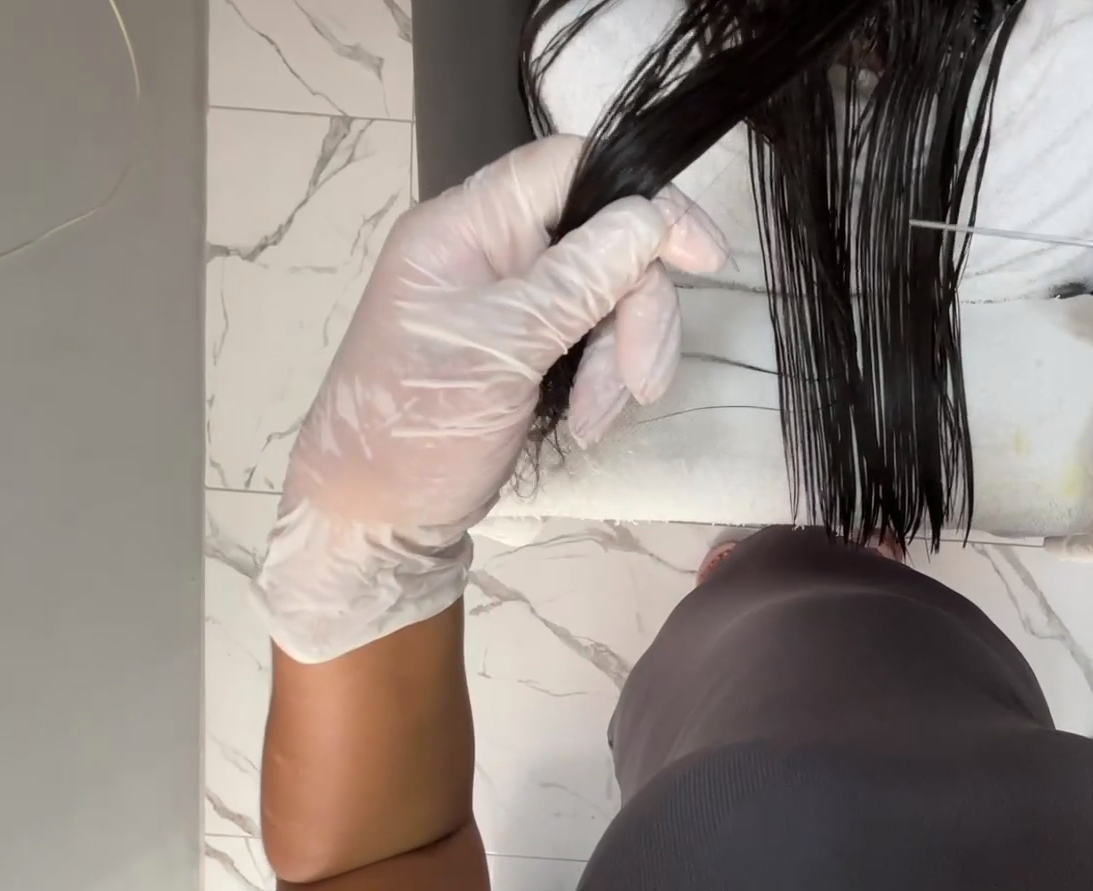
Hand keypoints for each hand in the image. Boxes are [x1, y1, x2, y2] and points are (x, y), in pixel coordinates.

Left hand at [255, 135, 727, 662]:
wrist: (388, 518)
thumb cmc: (418, 428)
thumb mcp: (498, 349)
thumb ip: (576, 280)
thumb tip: (651, 218)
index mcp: (471, 229)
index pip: (571, 169)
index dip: (646, 200)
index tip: (704, 257)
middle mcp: (502, 256)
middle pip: (611, 248)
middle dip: (636, 320)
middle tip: (639, 386)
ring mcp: (525, 307)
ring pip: (617, 304)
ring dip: (623, 366)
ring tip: (594, 421)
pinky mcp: (542, 353)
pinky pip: (604, 348)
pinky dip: (610, 387)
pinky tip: (588, 425)